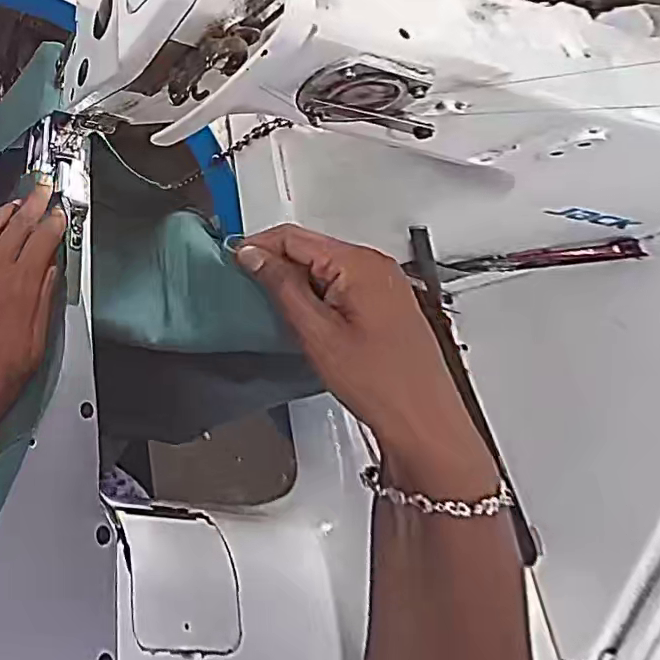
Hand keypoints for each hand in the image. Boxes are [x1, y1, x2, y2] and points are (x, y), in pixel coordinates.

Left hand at [0, 178, 65, 498]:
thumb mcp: (34, 347)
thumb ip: (43, 303)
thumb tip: (50, 274)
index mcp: (17, 286)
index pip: (42, 240)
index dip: (55, 223)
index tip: (62, 215)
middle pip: (17, 224)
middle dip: (34, 204)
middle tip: (43, 191)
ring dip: (5, 210)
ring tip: (17, 203)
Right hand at [236, 224, 497, 493]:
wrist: (425, 424)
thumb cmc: (383, 385)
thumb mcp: (316, 332)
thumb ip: (280, 285)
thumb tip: (253, 255)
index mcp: (359, 264)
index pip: (293, 235)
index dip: (258, 246)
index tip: (234, 260)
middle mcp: (375, 265)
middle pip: (309, 246)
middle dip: (275, 262)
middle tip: (248, 285)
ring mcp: (384, 281)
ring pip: (323, 264)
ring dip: (295, 279)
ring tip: (276, 308)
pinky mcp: (385, 299)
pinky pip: (340, 280)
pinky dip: (316, 292)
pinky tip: (306, 318)